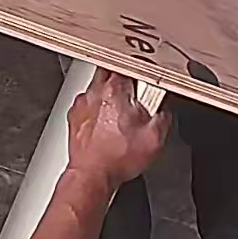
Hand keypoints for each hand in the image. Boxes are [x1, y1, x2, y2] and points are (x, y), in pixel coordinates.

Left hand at [63, 69, 170, 194]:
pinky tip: (105, 122)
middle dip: (122, 75)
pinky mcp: (74, 115)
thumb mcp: (154, 139)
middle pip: (109, 69)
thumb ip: (163, 116)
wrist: (92, 175)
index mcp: (115, 89)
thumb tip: (164, 109)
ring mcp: (82, 103)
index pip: (129, 63)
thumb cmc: (117, 158)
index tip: (145, 76)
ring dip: (108, 93)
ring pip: (96, 85)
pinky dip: (96, 108)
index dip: (140, 69)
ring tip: (120, 110)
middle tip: (133, 89)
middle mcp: (95, 92)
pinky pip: (87, 103)